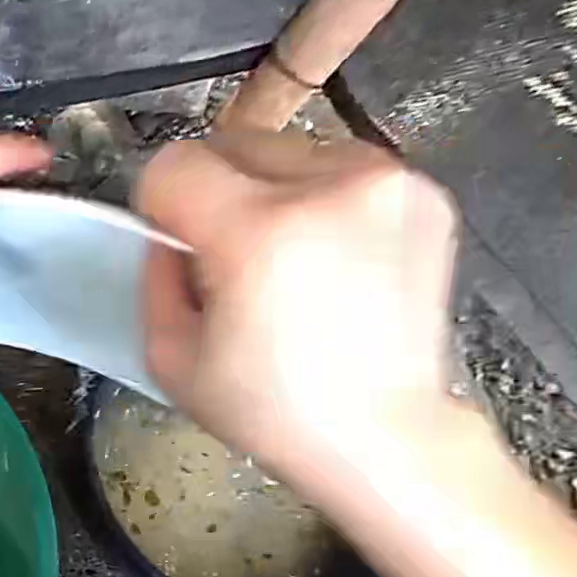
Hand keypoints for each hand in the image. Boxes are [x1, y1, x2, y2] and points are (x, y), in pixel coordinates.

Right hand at [134, 132, 459, 480]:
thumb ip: (154, 277)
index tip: (170, 245)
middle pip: (230, 144)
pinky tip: (321, 262)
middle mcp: (330, 187)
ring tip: (276, 263)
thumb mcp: (169, 357)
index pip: (174, 165)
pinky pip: (336, 170)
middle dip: (210, 194)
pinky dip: (312, 202)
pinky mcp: (421, 192)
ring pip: (285, 151)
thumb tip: (166, 233)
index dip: (156, 206)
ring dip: (262, 193)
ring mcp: (387, 182)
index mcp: (258, 234)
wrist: (376, 432)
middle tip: (221, 260)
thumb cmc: (266, 408)